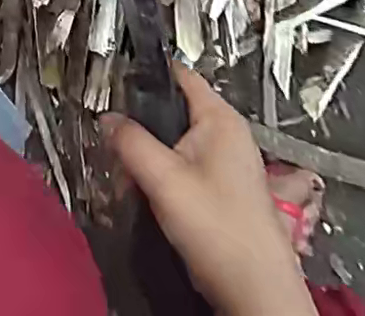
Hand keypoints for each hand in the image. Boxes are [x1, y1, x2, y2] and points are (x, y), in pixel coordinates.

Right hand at [103, 67, 317, 315]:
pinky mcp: (225, 189)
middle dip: (141, 128)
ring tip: (130, 179)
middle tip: (117, 146)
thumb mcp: (163, 178)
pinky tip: (150, 197)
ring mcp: (229, 162)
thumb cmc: (218, 228)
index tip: (115, 80)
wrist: (257, 295)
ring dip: (149, 157)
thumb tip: (106, 118)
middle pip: (173, 111)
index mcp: (220, 117)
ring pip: (176, 143)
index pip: (180, 73)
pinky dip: (164, 176)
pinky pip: (185, 167)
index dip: (147, 72)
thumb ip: (130, 141)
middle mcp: (228, 133)